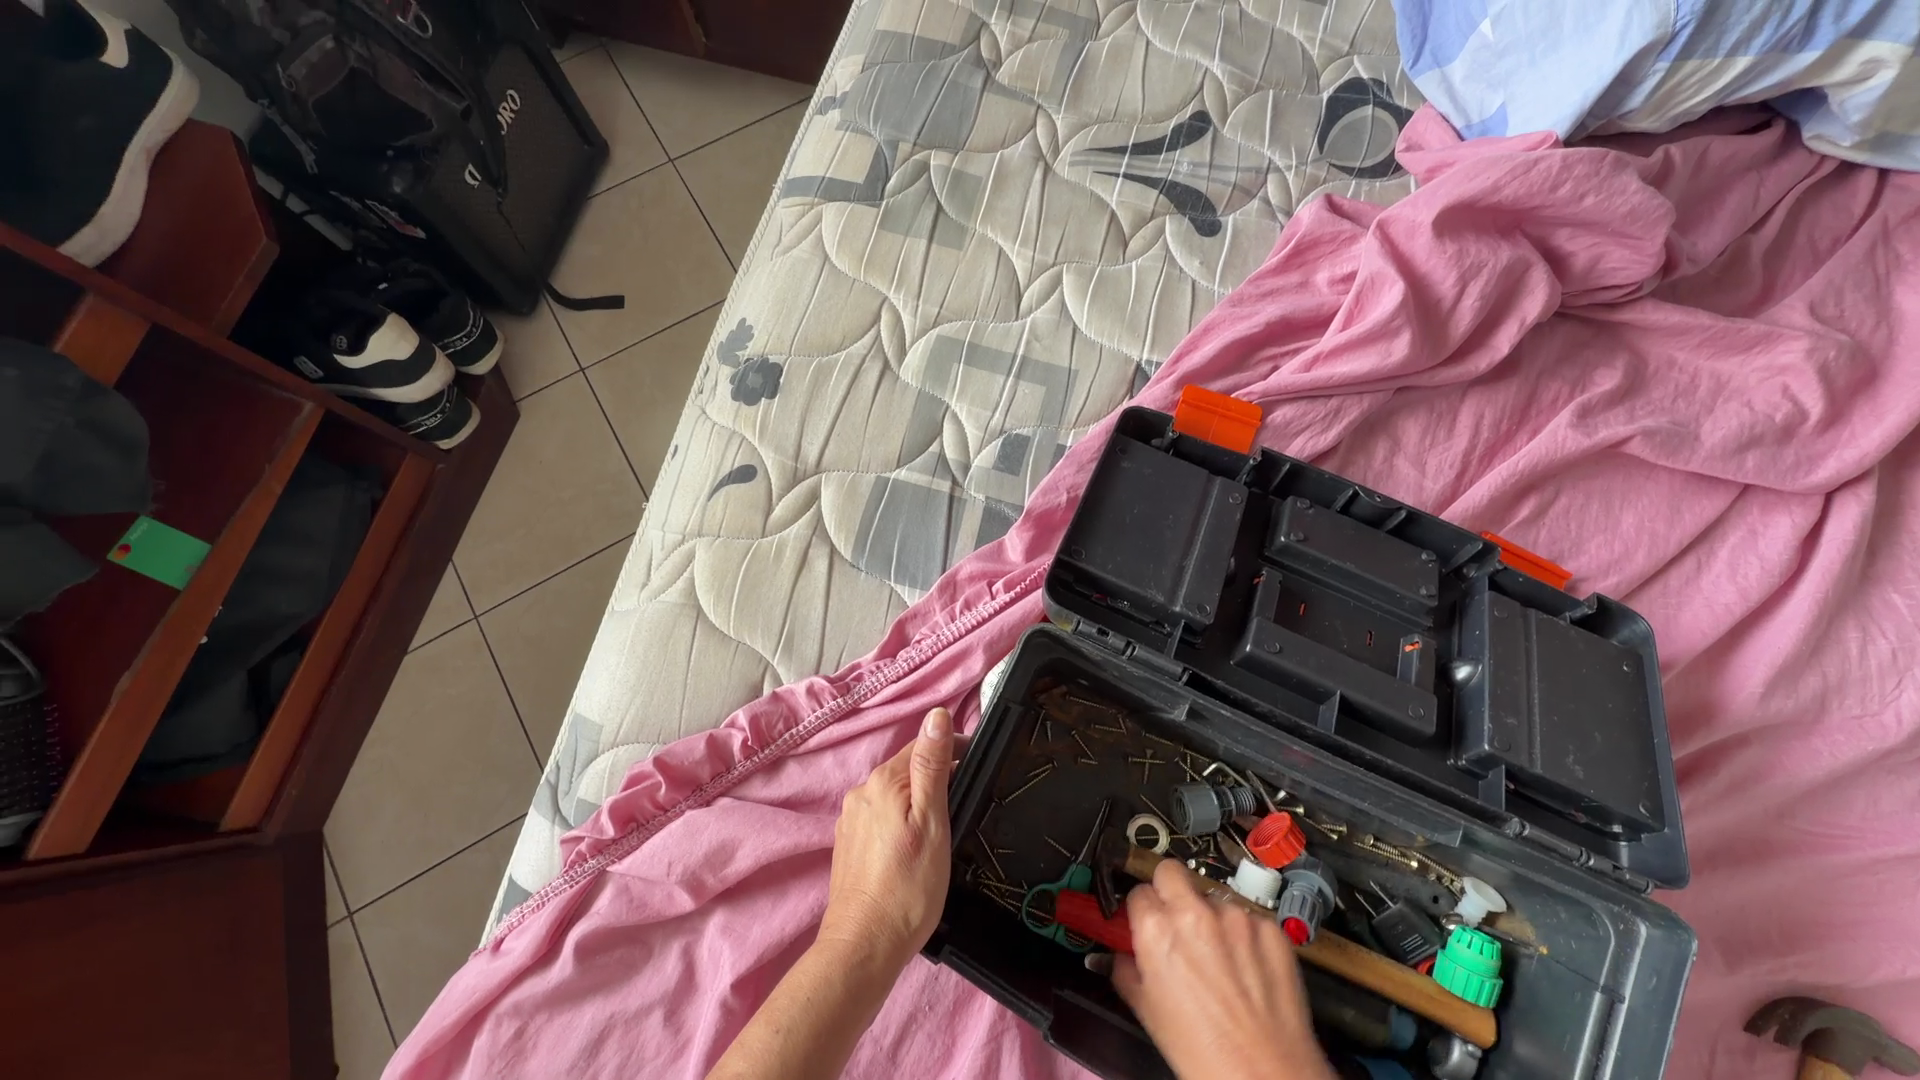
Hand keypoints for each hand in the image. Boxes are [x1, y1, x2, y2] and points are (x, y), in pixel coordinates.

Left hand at [817, 707, 956, 969]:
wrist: (864, 945)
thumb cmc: (908, 887)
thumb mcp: (932, 821)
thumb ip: (932, 767)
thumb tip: (937, 715)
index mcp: (883, 781)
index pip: (922, 745)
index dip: (953, 749)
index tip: (977, 764)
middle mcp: (861, 793)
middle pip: (907, 769)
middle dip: (936, 776)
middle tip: (966, 802)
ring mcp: (852, 819)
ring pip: (894, 795)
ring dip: (918, 800)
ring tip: (944, 828)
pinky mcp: (849, 844)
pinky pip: (882, 817)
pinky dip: (902, 821)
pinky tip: (914, 846)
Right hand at [1112, 859, 1335, 1079]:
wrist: (1266, 1077)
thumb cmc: (1201, 1053)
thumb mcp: (1146, 1011)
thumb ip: (1128, 969)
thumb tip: (1123, 953)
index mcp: (1156, 930)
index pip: (1138, 892)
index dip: (1143, 910)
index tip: (1148, 923)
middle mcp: (1195, 913)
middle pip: (1171, 872)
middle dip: (1170, 890)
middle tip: (1177, 921)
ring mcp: (1237, 917)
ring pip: (1214, 898)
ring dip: (1212, 918)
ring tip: (1221, 962)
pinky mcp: (1271, 929)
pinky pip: (1250, 919)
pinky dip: (1246, 937)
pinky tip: (1249, 971)